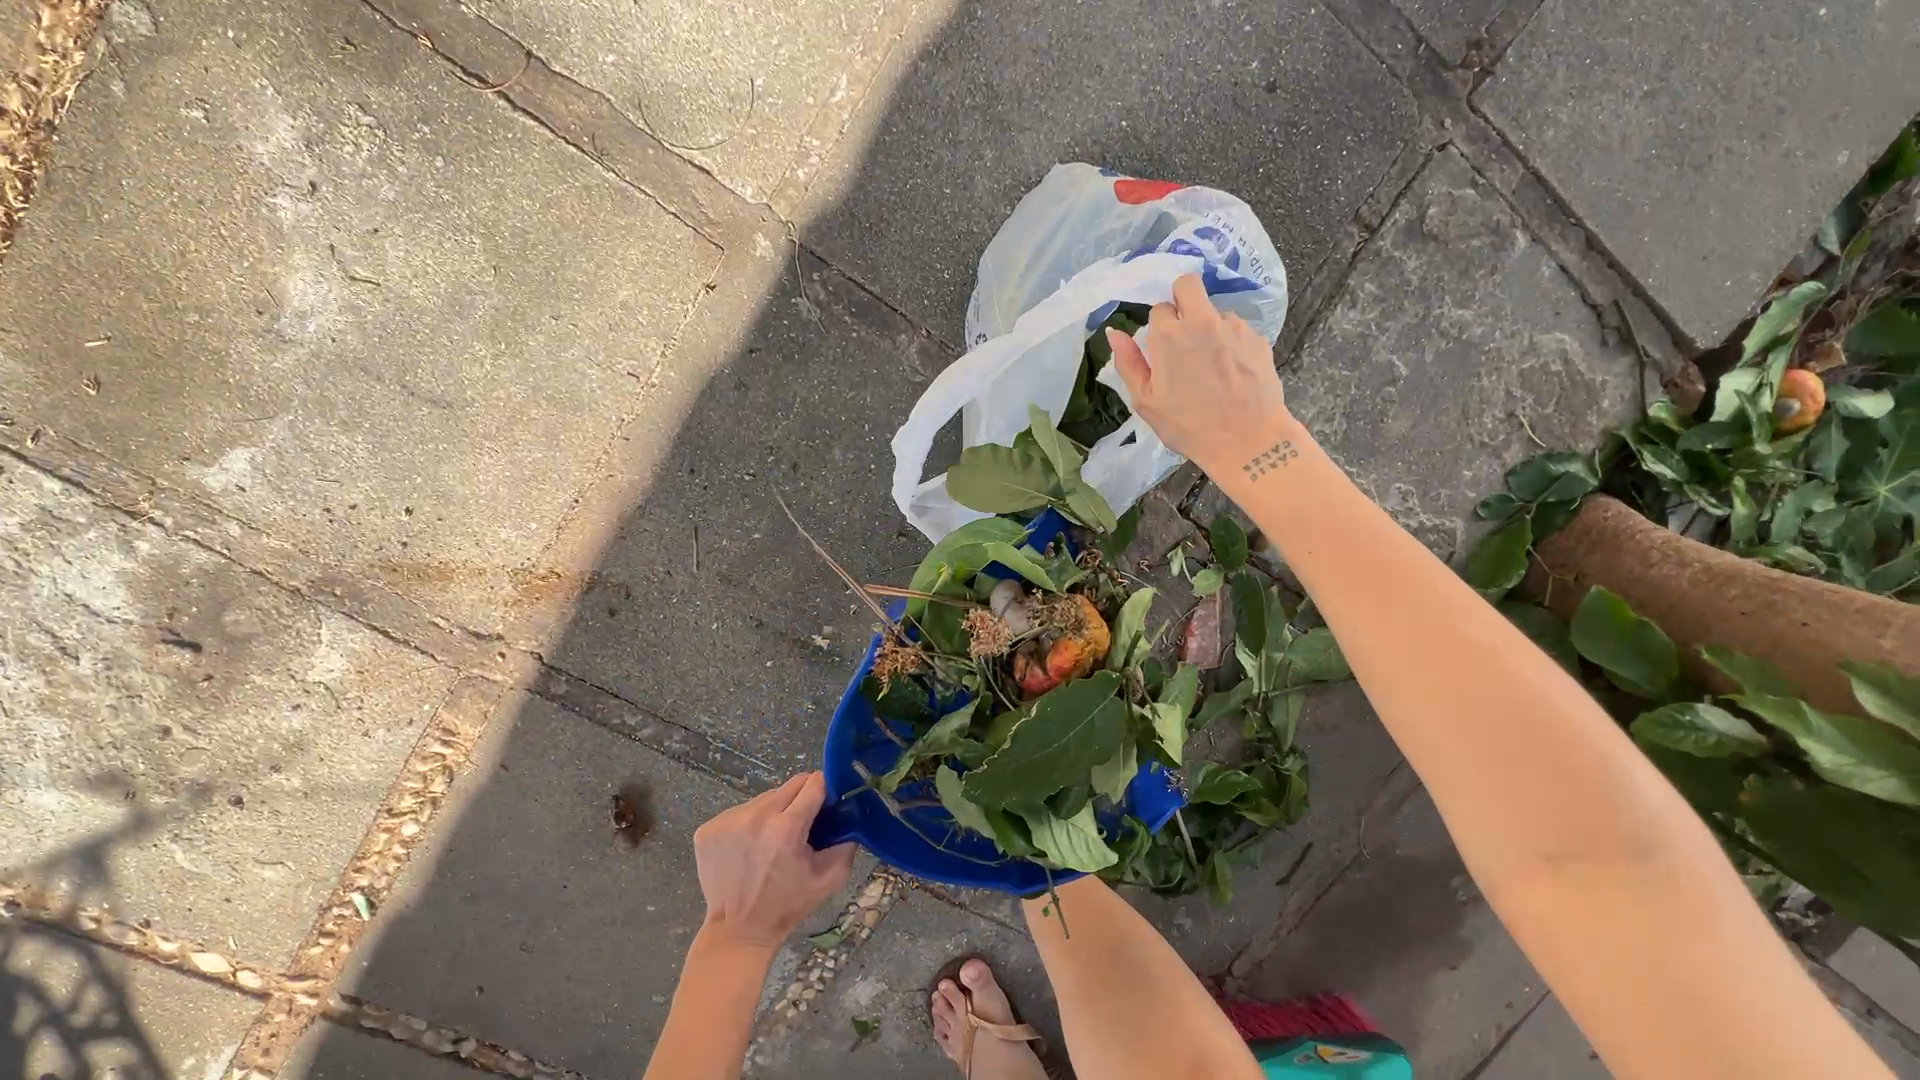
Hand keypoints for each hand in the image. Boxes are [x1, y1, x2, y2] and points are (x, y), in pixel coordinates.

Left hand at [693, 771, 856, 949]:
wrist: (738, 931)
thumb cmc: (787, 906)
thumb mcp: (829, 879)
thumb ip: (847, 843)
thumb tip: (850, 816)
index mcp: (786, 827)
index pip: (812, 783)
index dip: (822, 792)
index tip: (824, 807)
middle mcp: (755, 816)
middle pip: (788, 786)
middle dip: (799, 801)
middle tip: (799, 827)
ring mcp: (727, 821)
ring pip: (763, 799)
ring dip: (773, 812)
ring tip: (771, 841)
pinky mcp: (708, 829)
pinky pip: (739, 812)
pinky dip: (748, 824)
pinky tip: (748, 848)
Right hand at [1109, 273, 1294, 477]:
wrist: (1247, 440)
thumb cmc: (1188, 426)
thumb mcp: (1146, 402)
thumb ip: (1129, 363)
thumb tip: (1114, 333)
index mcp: (1168, 336)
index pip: (1159, 308)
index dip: (1159, 327)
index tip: (1162, 348)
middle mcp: (1201, 321)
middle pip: (1188, 284)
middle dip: (1182, 299)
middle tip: (1183, 331)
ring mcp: (1233, 326)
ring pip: (1215, 310)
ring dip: (1209, 327)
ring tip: (1212, 364)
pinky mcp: (1257, 337)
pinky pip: (1237, 329)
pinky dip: (1231, 342)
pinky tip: (1232, 371)